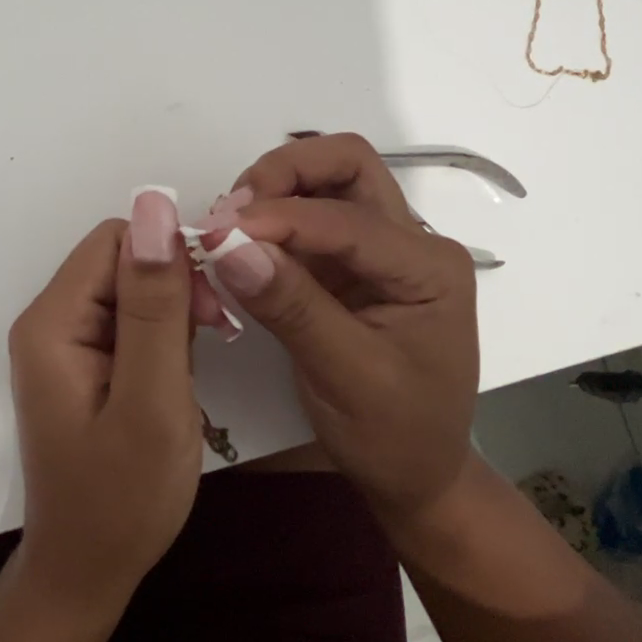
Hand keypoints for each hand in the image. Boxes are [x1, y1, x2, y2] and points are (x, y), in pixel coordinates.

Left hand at [8, 191, 203, 613]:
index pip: (117, 241)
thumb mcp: (151, 400)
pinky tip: (174, 386)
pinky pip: (129, 327)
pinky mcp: (81, 367)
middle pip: (122, 263)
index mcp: (52, 323)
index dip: (170, 262)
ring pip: (131, 294)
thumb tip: (155, 206)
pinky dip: (162, 345)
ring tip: (187, 380)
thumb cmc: (122, 499)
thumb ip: (154, 305)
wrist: (87, 572)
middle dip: (174, 293)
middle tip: (208, 349)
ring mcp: (63, 347)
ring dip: (172, 323)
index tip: (209, 316)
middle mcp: (48, 323)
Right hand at [197, 133, 478, 516]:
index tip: (213, 233)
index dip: (278, 218)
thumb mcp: (347, 377)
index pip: (346, 218)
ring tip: (227, 226)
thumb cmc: (396, 435)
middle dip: (284, 173)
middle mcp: (409, 244)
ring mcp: (375, 253)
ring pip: (326, 183)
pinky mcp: (344, 268)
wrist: (415, 475)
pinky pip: (305, 222)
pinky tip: (237, 244)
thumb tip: (227, 244)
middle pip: (347, 166)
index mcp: (427, 267)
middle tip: (229, 210)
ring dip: (275, 189)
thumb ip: (292, 307)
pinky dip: (268, 221)